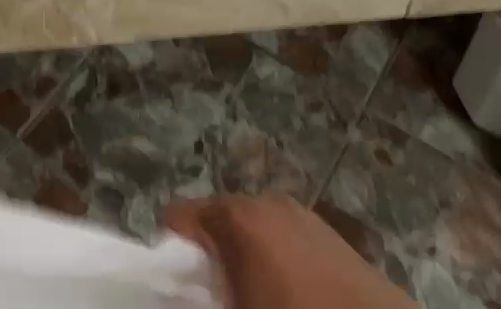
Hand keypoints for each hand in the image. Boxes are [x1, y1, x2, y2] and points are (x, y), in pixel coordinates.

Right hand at [165, 196, 414, 308]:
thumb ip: (200, 299)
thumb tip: (178, 295)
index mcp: (235, 216)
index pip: (176, 215)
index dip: (171, 251)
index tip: (181, 287)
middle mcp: (263, 201)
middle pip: (214, 219)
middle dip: (209, 256)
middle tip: (220, 296)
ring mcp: (300, 213)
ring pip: (251, 228)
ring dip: (245, 258)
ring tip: (258, 296)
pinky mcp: (329, 232)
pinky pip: (284, 238)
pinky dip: (277, 260)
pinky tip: (293, 295)